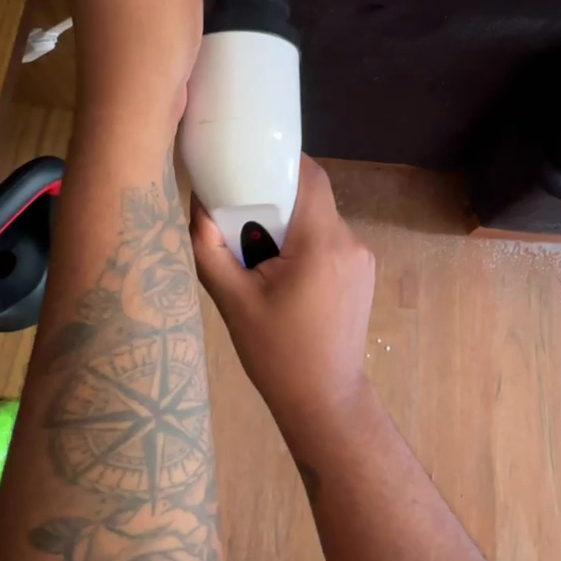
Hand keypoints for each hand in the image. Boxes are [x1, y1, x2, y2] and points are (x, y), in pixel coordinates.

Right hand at [191, 156, 377, 438]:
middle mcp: (350, 242)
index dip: (282, 161)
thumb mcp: (231, 300)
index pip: (309, 177)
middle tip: (244, 216)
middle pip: (313, 197)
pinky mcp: (364, 273)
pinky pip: (332, 240)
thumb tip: (197, 204)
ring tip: (261, 253)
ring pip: (322, 219)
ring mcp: (362, 258)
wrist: (324, 398)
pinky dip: (307, 243)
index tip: (252, 162)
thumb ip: (209, 248)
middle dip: (278, 198)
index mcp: (321, 243)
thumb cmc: (275, 353)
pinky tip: (285, 273)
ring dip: (292, 224)